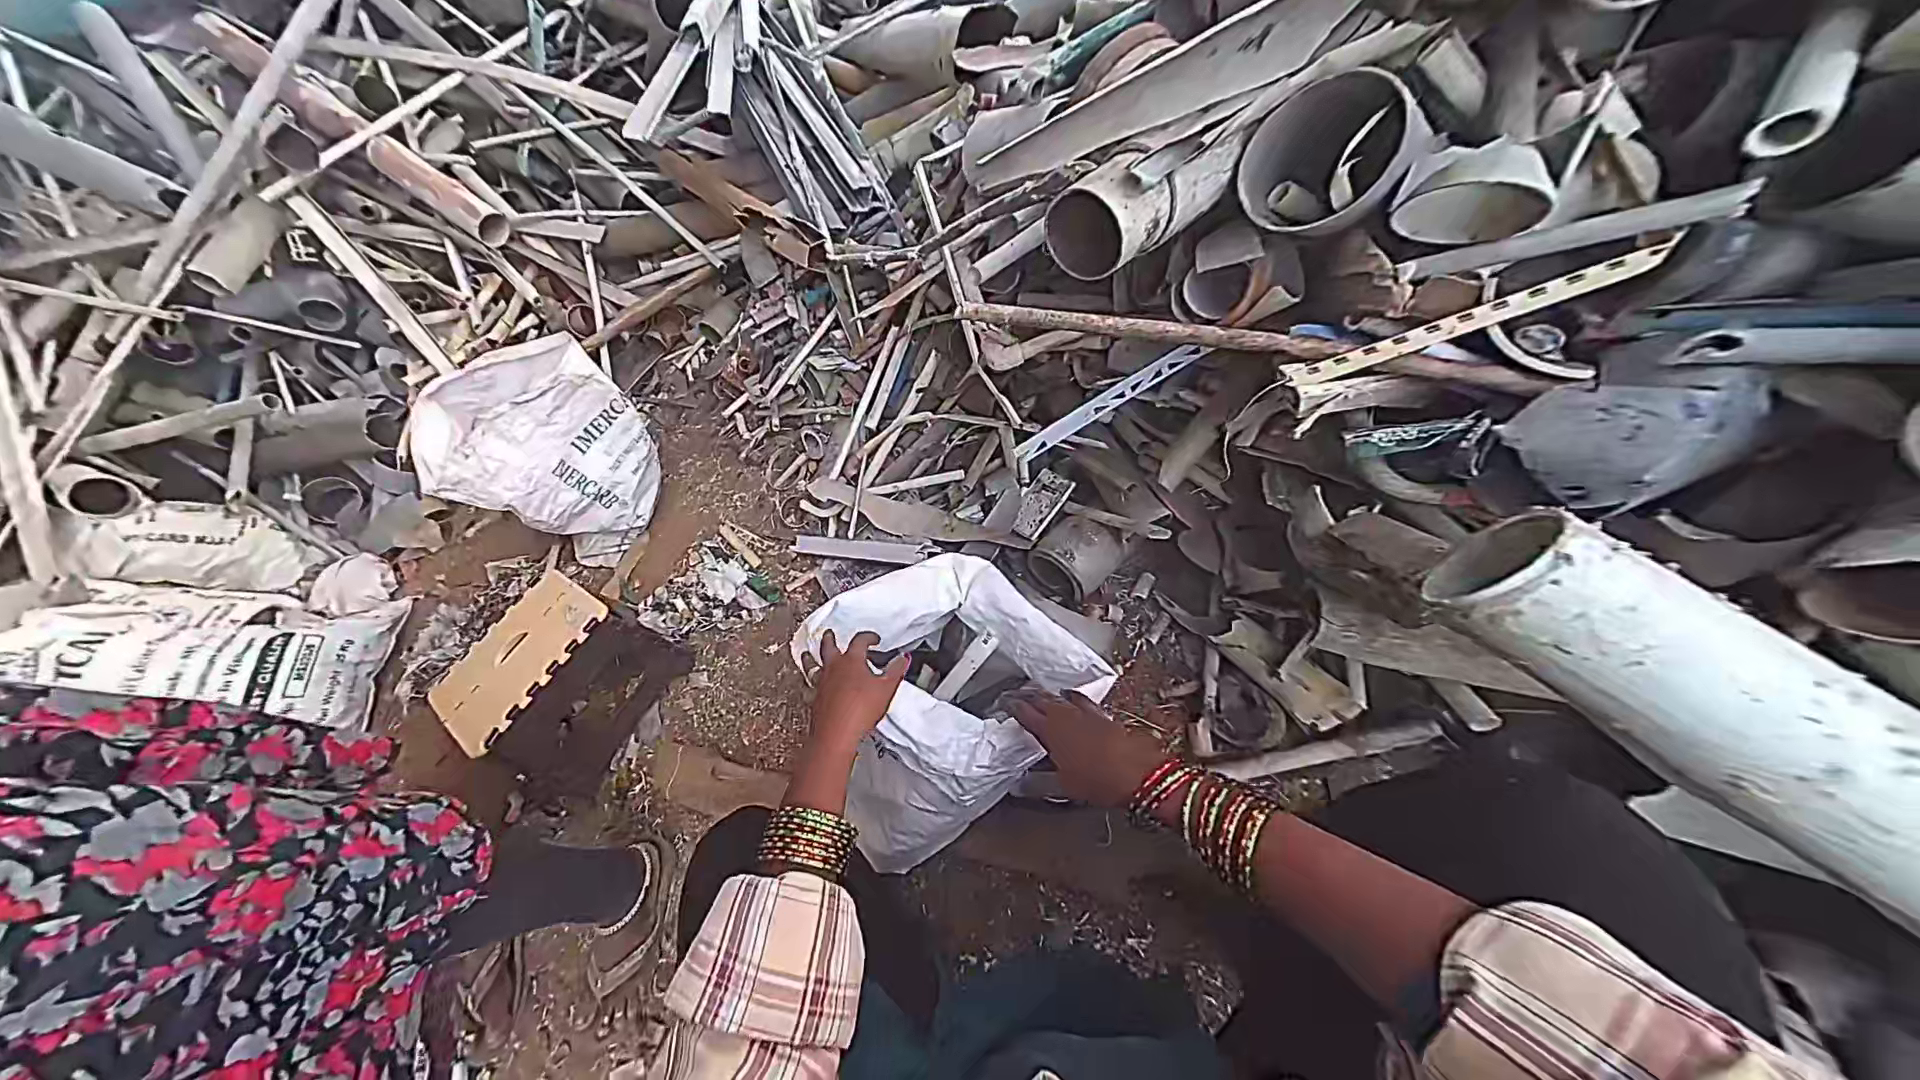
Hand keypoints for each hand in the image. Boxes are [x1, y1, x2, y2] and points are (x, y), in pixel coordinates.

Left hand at [807, 629, 909, 755]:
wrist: (836, 734)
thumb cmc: (859, 710)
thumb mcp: (886, 688)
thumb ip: (895, 671)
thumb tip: (902, 659)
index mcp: (851, 660)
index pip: (859, 641)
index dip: (868, 637)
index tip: (874, 639)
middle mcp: (833, 668)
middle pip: (829, 647)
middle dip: (830, 638)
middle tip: (830, 634)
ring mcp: (821, 683)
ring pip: (813, 664)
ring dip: (811, 657)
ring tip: (807, 654)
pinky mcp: (814, 699)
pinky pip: (810, 684)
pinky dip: (811, 680)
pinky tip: (813, 684)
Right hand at [1006, 689, 1169, 808]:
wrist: (1141, 774)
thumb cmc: (1100, 781)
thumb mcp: (1064, 786)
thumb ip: (1040, 782)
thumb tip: (1020, 786)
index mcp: (1051, 730)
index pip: (1026, 713)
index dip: (1014, 707)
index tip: (1005, 703)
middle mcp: (1067, 716)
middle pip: (1042, 699)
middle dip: (1028, 696)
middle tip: (1018, 695)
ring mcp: (1086, 713)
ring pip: (1060, 698)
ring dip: (1048, 695)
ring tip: (1040, 694)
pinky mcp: (1102, 716)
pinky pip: (1080, 701)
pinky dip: (1070, 698)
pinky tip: (1071, 699)